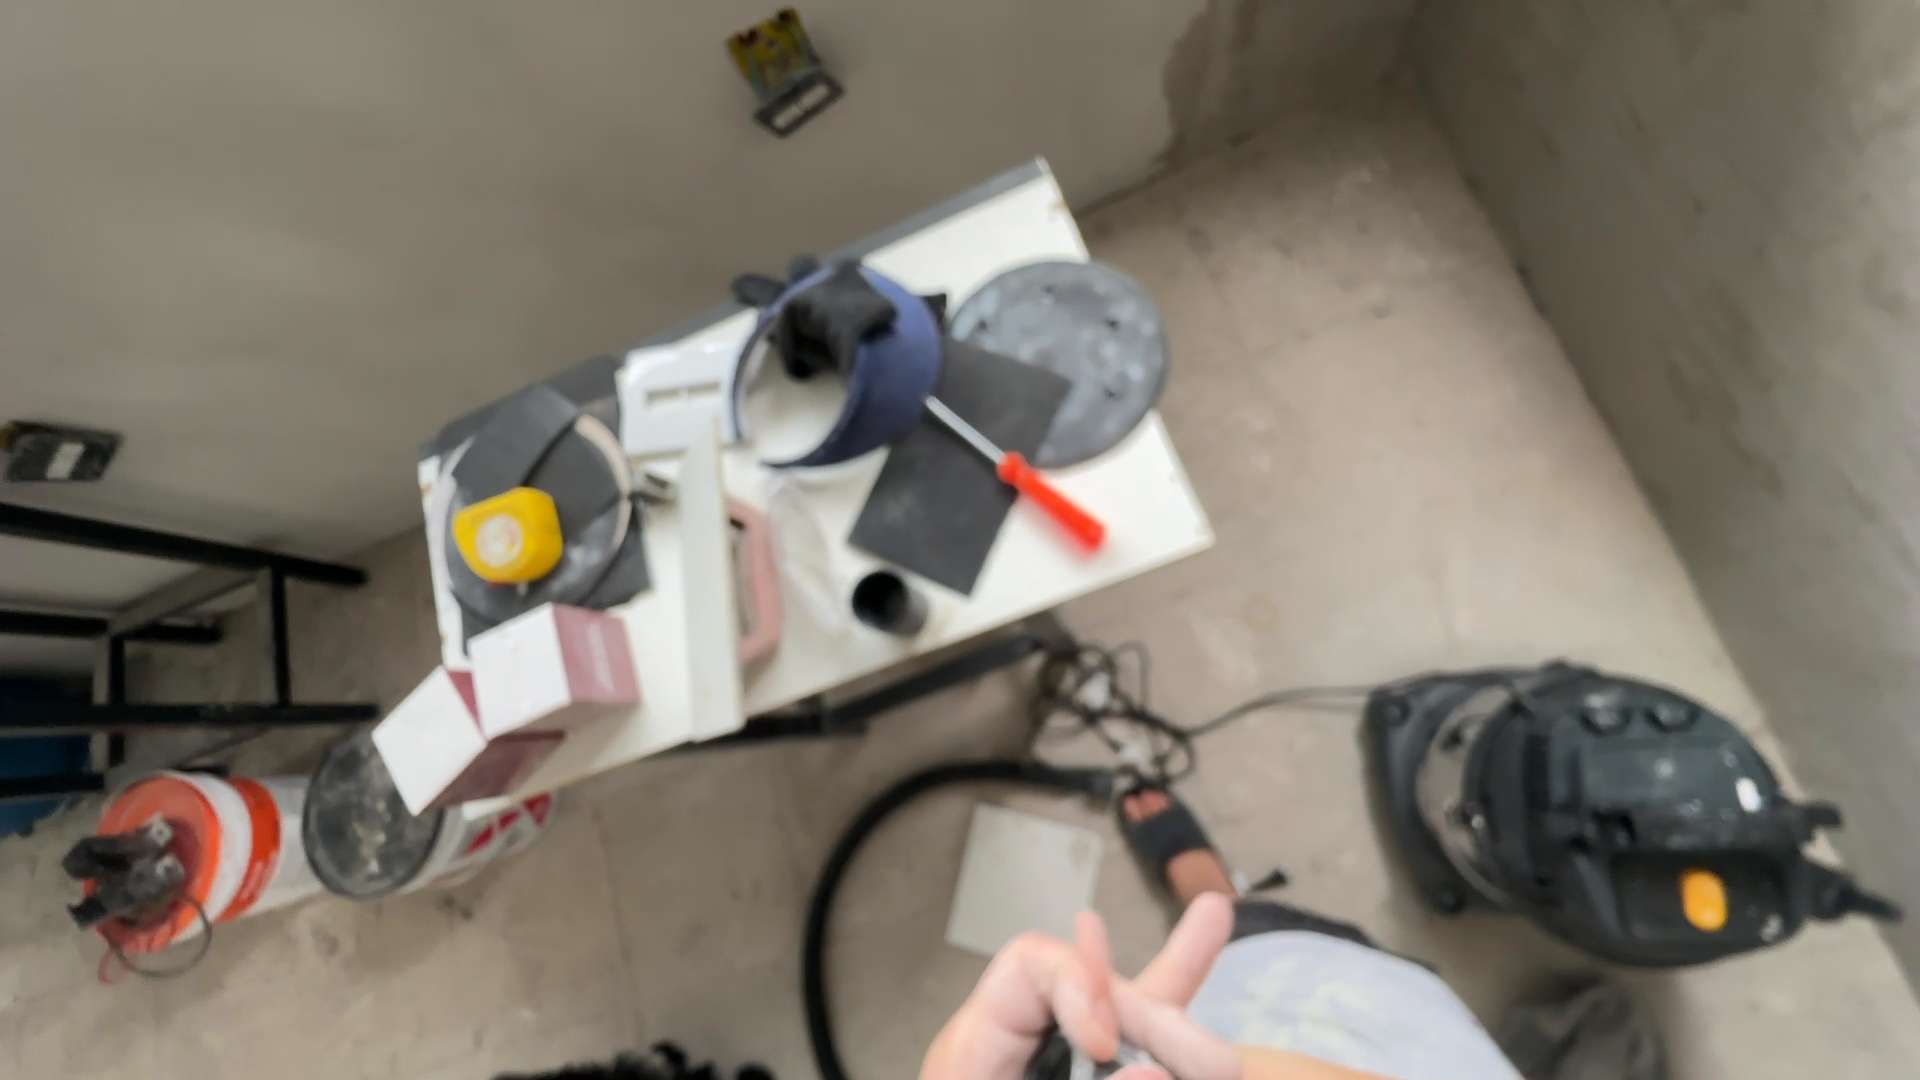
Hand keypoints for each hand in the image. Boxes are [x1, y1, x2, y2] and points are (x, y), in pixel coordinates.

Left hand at [920, 893, 1242, 1079]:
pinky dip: (1167, 1012)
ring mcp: (1059, 1069)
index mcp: (977, 1048)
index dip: (1078, 982)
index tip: (1106, 1040)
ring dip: (1174, 1001)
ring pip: (1124, 1018)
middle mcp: (1020, 1044)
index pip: (1029, 967)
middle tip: (1216, 1066)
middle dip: (1154, 1022)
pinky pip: (1133, 1052)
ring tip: (1213, 936)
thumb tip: (1153, 1072)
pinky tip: (1205, 926)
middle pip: (1093, 997)